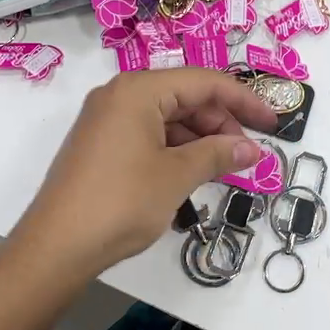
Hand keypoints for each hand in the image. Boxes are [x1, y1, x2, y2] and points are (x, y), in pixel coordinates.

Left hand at [12, 69, 276, 271]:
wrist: (56, 247)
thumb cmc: (121, 202)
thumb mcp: (177, 176)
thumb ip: (217, 154)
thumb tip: (251, 149)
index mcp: (138, 90)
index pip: (204, 81)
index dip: (243, 100)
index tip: (273, 124)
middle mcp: (119, 95)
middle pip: (184, 97)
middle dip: (220, 123)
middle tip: (246, 157)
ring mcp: (106, 120)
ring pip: (167, 118)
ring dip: (200, 140)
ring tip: (223, 170)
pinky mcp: (100, 145)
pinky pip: (148, 134)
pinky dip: (176, 150)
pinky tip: (192, 175)